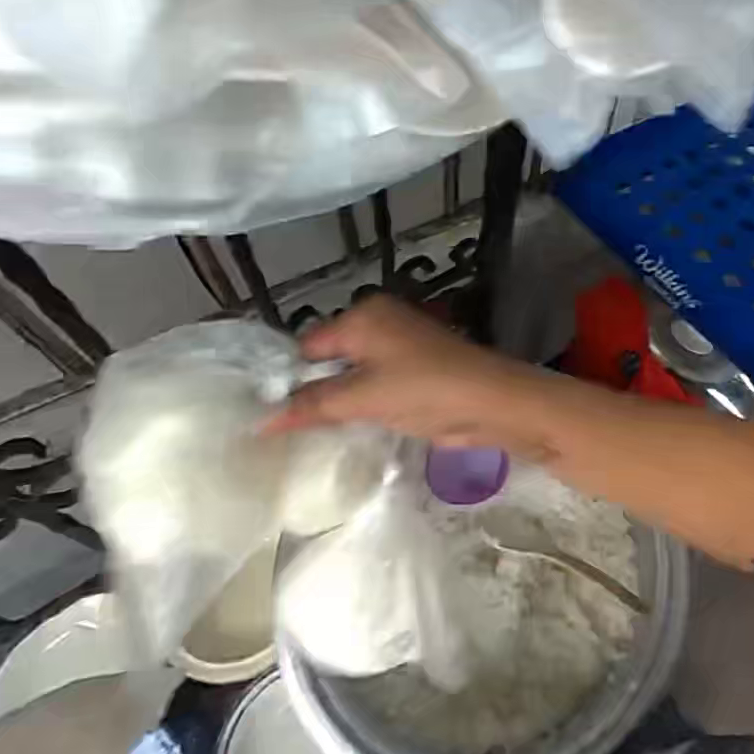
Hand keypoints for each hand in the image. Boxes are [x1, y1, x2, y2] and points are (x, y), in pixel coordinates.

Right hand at [265, 295, 558, 454]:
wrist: (492, 401)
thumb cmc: (425, 389)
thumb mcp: (362, 397)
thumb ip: (313, 405)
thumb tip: (262, 421)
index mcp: (364, 316)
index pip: (307, 345)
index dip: (287, 380)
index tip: (264, 417)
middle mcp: (380, 323)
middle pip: (329, 358)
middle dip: (312, 391)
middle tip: (281, 431)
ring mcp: (400, 347)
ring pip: (353, 375)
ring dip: (337, 402)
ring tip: (305, 437)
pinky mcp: (415, 371)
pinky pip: (375, 386)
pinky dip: (362, 405)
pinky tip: (346, 430)